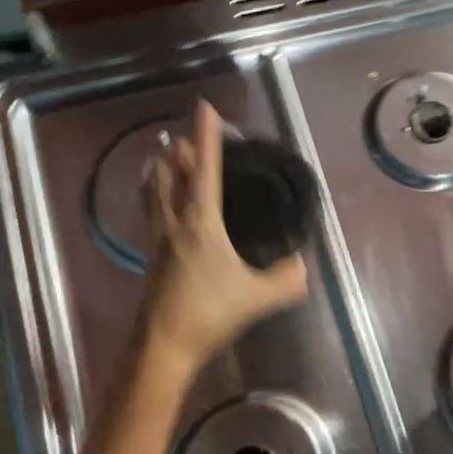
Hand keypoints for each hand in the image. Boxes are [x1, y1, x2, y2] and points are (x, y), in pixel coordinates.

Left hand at [139, 101, 308, 370]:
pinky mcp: (150, 257)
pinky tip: (156, 201)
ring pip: (154, 191)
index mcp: (201, 224)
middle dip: (181, 149)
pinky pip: (150, 211)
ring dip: (161, 169)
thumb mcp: (257, 298)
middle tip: (187, 131)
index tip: (204, 106)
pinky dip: (153, 193)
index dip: (208, 137)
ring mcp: (158, 239)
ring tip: (163, 154)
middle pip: (172, 174)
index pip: (206, 171)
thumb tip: (302, 266)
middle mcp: (175, 223)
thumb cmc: (208, 314)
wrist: (162, 346)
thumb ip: (285, 280)